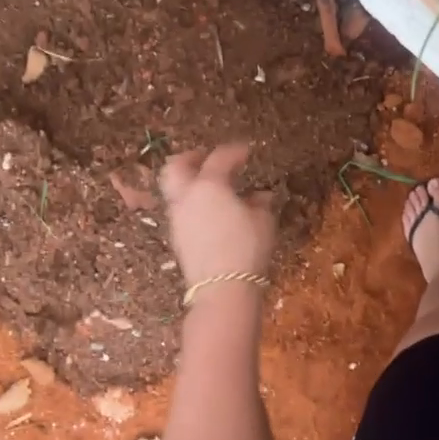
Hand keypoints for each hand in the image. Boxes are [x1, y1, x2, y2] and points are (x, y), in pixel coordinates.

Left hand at [159, 143, 275, 287]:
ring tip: (211, 187)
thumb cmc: (246, 247)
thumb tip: (260, 196)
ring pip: (175, 190)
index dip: (234, 151)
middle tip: (205, 157)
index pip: (220, 158)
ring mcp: (178, 219)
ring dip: (190, 182)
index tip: (247, 151)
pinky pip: (181, 211)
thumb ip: (260, 203)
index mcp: (209, 185)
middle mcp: (187, 197)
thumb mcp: (263, 221)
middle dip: (190, 158)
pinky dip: (192, 203)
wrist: (221, 288)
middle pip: (176, 167)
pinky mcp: (178, 238)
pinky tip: (211, 213)